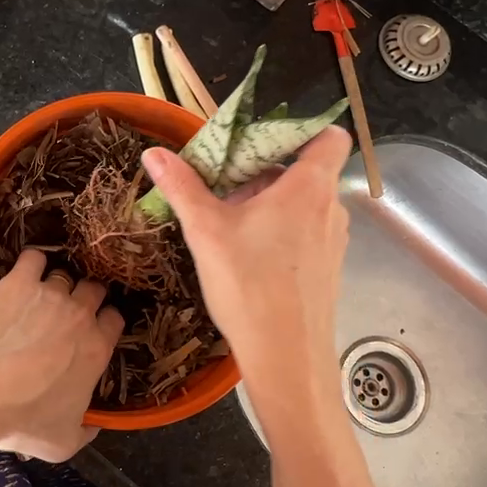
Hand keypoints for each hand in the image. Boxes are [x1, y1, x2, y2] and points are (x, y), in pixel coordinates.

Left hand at [0, 250, 121, 460]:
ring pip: (63, 274)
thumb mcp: (62, 442)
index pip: (115, 320)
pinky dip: (31, 262)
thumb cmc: (22, 418)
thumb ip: (85, 431)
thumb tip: (93, 428)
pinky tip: (23, 272)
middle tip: (67, 309)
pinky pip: (34, 257)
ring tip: (40, 295)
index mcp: (97, 349)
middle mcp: (80, 314)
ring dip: (55, 283)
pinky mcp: (20, 280)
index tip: (93, 328)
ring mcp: (50, 293)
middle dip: (85, 296)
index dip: (105, 322)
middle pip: (94, 289)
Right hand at [141, 126, 351, 444]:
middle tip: (224, 181)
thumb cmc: (250, 285)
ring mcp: (333, 241)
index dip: (303, 128)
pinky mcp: (328, 269)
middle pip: (305, 170)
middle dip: (265, 169)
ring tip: (229, 217)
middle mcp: (330, 208)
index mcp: (309, 186)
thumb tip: (153, 152)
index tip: (263, 135)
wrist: (287, 358)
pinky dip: (280, 229)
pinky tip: (246, 253)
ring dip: (270, 201)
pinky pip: (305, 231)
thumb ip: (181, 186)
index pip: (329, 136)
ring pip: (303, 203)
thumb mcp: (206, 231)